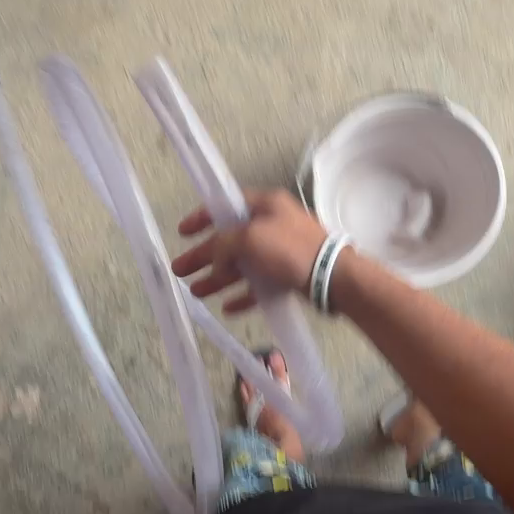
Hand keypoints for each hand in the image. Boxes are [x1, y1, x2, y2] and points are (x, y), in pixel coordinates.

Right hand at [170, 189, 328, 312]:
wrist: (332, 277)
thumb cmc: (290, 249)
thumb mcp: (249, 238)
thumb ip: (223, 244)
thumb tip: (214, 259)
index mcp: (265, 205)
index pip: (227, 206)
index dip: (202, 218)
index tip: (182, 232)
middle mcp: (273, 225)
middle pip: (230, 240)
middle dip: (204, 257)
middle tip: (180, 271)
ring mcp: (282, 251)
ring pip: (243, 265)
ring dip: (218, 278)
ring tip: (197, 292)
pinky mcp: (289, 275)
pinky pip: (260, 284)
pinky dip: (243, 294)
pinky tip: (228, 307)